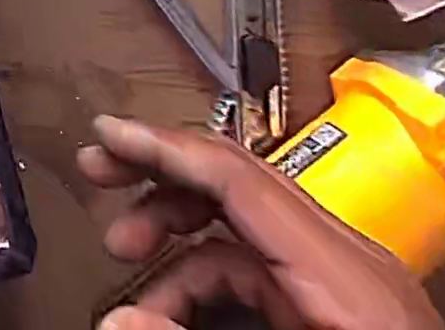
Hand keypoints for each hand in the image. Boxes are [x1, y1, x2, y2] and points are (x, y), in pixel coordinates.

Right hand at [80, 116, 444, 329]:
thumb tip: (118, 323)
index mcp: (347, 278)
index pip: (238, 175)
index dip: (164, 147)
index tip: (108, 133)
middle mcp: (344, 258)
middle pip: (233, 175)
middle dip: (158, 166)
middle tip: (97, 166)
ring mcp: (338, 276)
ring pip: (236, 214)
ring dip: (172, 222)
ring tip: (120, 245)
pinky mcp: (329, 300)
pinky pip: (249, 263)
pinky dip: (198, 273)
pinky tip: (164, 308)